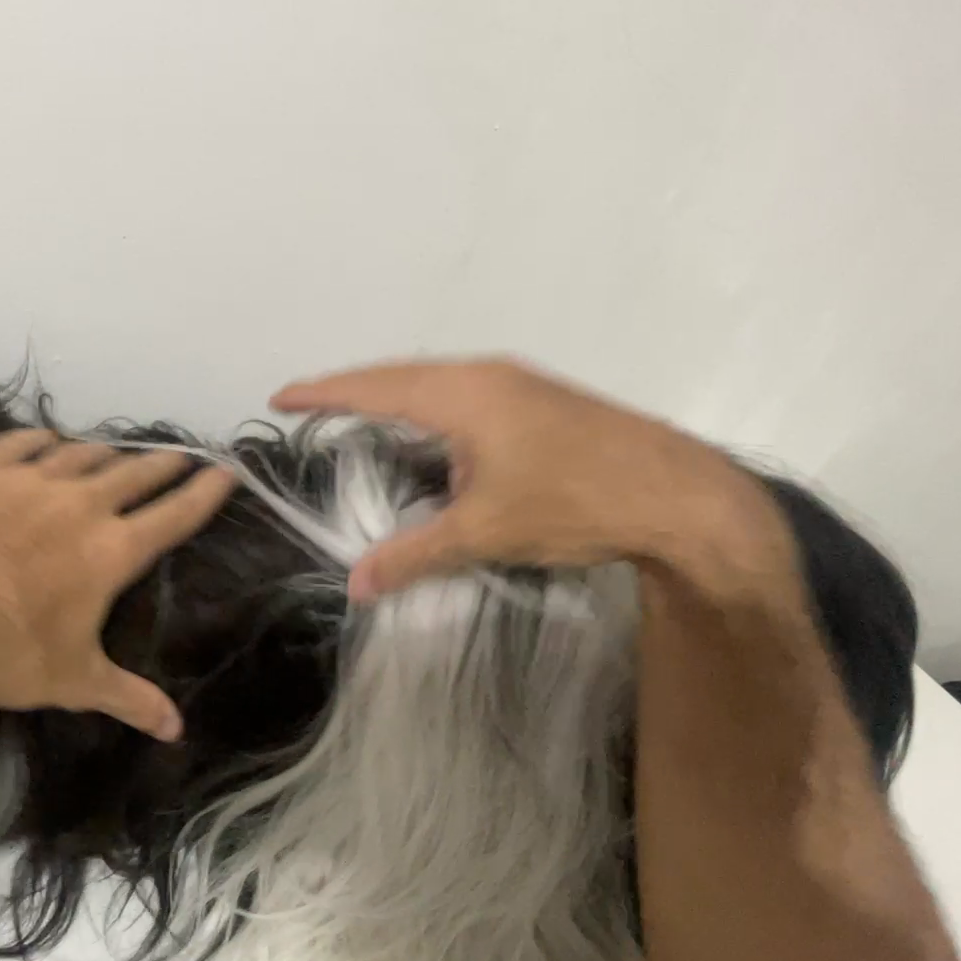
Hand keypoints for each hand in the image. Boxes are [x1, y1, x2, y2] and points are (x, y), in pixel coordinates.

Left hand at [0, 429, 237, 740]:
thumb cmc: (7, 658)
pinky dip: (44, 441)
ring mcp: (30, 482)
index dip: (206, 492)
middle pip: (137, 473)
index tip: (226, 471)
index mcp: (113, 551)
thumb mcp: (77, 682)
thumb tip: (176, 732)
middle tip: (180, 457)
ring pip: (83, 453)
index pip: (176, 514)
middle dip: (165, 464)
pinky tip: (49, 441)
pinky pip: (23, 442)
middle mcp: (82, 505)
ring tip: (117, 455)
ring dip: (107, 453)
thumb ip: (131, 699)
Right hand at [272, 358, 759, 599]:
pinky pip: (462, 392)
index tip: (279, 398)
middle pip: (400, 374)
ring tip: (358, 417)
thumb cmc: (574, 503)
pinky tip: (430, 437)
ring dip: (392, 397)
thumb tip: (355, 587)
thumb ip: (413, 554)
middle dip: (350, 390)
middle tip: (310, 407)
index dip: (322, 393)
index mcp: (463, 394)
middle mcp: (485, 374)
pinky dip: (426, 407)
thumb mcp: (484, 532)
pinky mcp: (540, 400)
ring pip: (434, 382)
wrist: (681, 496)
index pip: (374, 386)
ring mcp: (518, 382)